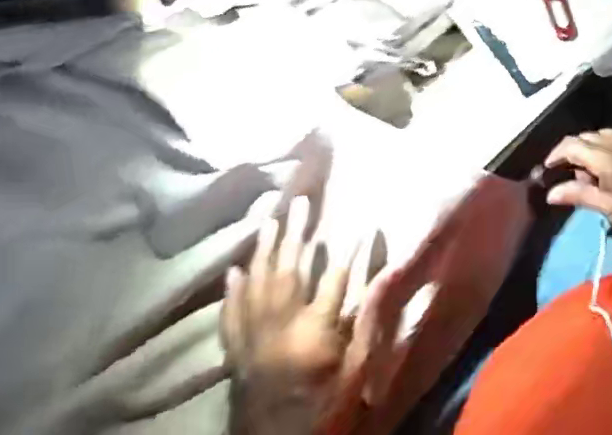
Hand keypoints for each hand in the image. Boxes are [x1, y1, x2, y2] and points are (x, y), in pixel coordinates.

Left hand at [221, 197, 380, 432]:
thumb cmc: (323, 410)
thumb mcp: (354, 371)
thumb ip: (366, 325)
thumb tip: (381, 281)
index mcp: (313, 332)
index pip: (336, 278)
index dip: (351, 249)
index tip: (363, 223)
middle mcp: (280, 327)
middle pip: (289, 269)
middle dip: (297, 232)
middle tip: (302, 202)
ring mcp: (253, 338)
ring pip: (257, 283)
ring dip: (263, 250)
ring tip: (270, 221)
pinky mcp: (235, 353)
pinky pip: (230, 314)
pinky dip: (232, 291)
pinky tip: (235, 271)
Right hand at [543, 129, 611, 239]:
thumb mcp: (610, 207)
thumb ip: (578, 195)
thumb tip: (550, 193)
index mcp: (606, 157)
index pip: (571, 145)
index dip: (556, 154)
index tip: (549, 167)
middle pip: (586, 136)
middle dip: (574, 151)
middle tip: (573, 175)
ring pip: (603, 133)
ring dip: (593, 147)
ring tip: (595, 172)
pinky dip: (610, 145)